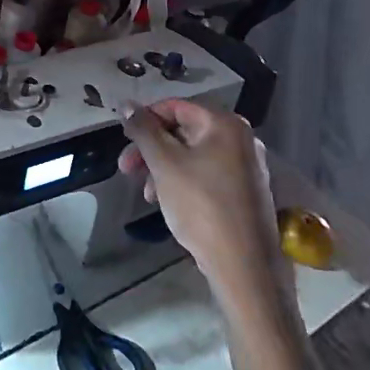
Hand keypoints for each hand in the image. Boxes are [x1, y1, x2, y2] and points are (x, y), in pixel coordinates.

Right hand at [119, 98, 287, 301]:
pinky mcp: (245, 191)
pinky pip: (206, 173)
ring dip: (163, 168)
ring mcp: (245, 165)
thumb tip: (126, 104)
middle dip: (151, 149)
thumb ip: (143, 130)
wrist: (244, 265)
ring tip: (147, 193)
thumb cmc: (201, 205)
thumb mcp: (164, 164)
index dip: (145, 120)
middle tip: (126, 169)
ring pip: (192, 155)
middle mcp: (239, 138)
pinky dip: (182, 181)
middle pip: (183, 131)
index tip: (124, 140)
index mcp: (224, 124)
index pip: (175, 106)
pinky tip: (166, 201)